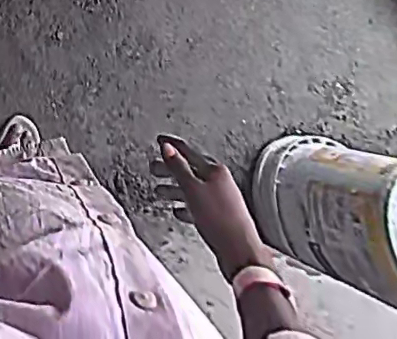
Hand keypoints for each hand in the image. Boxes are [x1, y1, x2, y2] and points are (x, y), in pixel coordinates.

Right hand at [156, 134, 273, 278]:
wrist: (242, 255)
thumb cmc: (221, 221)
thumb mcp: (193, 190)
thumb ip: (178, 167)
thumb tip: (167, 148)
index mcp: (215, 171)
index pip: (188, 152)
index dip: (172, 146)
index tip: (160, 140)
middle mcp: (220, 182)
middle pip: (190, 171)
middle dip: (170, 170)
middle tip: (154, 168)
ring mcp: (221, 200)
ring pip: (193, 189)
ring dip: (175, 189)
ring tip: (159, 191)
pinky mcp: (221, 218)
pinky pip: (199, 206)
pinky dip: (186, 206)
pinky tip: (178, 210)